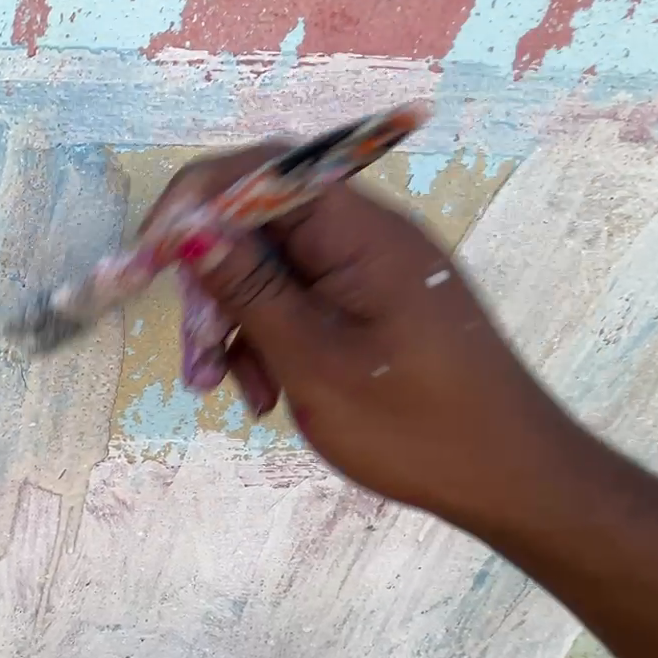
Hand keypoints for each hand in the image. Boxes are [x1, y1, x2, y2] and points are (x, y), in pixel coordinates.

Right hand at [154, 144, 598, 532]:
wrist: (509, 484)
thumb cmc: (413, 425)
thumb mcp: (310, 358)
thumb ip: (247, 287)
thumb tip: (189, 230)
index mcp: (360, 233)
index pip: (260, 173)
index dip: (192, 204)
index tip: (148, 259)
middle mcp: (358, 238)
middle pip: (250, 228)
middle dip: (207, 285)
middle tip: (196, 352)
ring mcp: (357, 272)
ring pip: (259, 272)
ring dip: (226, 325)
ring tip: (218, 387)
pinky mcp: (355, 305)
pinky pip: (284, 304)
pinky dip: (256, 342)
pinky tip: (258, 393)